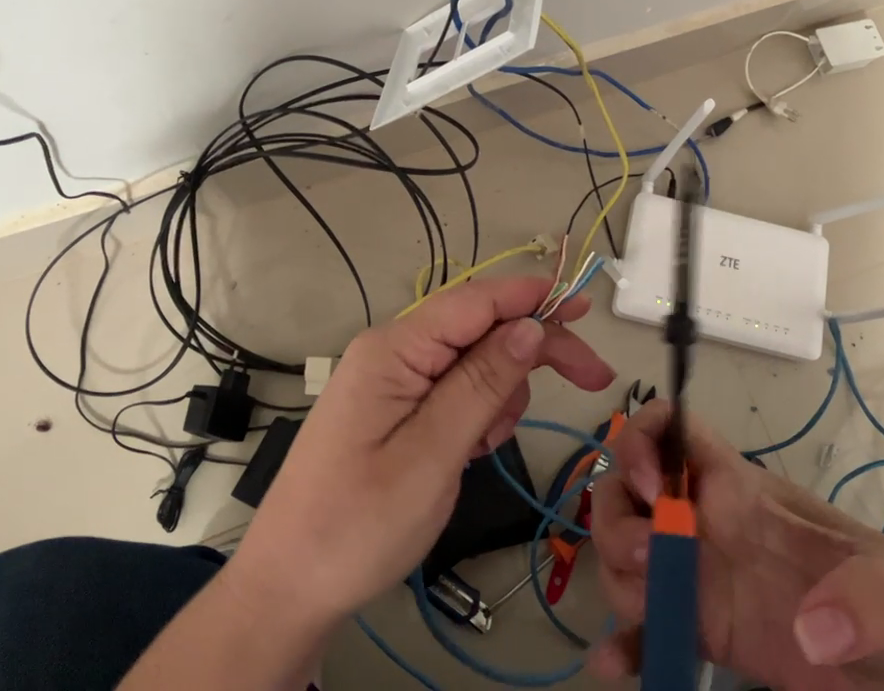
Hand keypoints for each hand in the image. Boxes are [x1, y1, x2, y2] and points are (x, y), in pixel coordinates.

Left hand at [224, 275, 614, 627]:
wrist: (289, 587)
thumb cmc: (358, 524)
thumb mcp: (431, 455)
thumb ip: (483, 385)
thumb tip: (531, 325)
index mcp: (394, 349)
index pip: (477, 301)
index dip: (535, 297)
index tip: (589, 307)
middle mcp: (393, 352)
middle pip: (481, 328)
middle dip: (535, 348)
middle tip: (594, 380)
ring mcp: (393, 382)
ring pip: (474, 363)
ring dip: (501, 394)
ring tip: (487, 446)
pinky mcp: (396, 410)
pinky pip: (455, 393)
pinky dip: (479, 414)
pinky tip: (473, 450)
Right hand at [592, 402, 883, 689]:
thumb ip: (868, 600)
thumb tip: (812, 628)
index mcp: (742, 491)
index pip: (675, 430)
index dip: (644, 439)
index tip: (652, 485)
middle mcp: (707, 525)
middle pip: (627, 492)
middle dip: (617, 518)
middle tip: (647, 559)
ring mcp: (700, 579)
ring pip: (623, 555)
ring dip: (617, 577)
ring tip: (654, 615)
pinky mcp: (701, 632)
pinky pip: (644, 629)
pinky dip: (623, 643)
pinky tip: (614, 664)